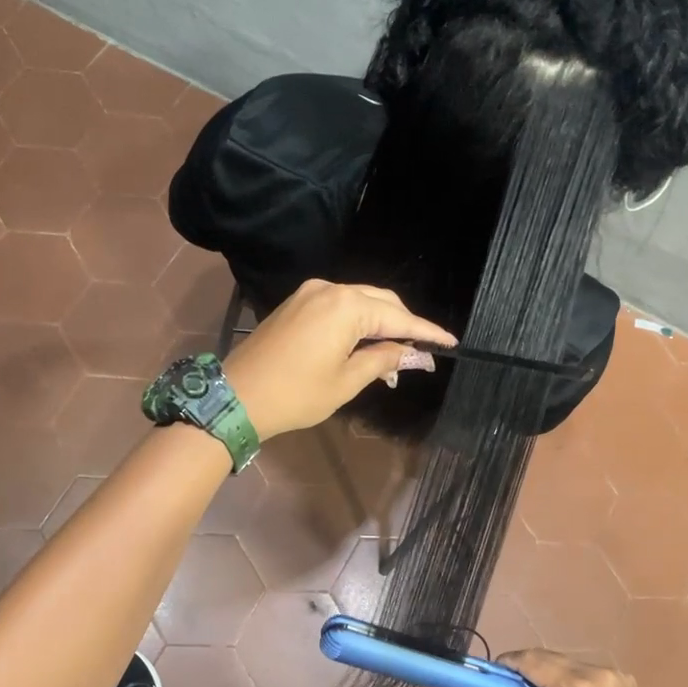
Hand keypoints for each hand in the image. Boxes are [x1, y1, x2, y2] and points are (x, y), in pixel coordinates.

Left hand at [222, 280, 456, 439]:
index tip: (450, 342)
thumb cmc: (296, 395)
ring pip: (359, 302)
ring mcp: (309, 294)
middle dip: (402, 326)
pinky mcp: (295, 304)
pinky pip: (337, 307)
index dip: (426, 331)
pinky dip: (355, 324)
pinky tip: (362, 348)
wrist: (237, 397)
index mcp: (346, 306)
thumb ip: (383, 360)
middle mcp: (329, 289)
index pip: (399, 316)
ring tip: (391, 360)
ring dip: (378, 326)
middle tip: (418, 356)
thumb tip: (412, 353)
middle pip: (380, 301)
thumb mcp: (346, 382)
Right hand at [459, 650, 687, 686]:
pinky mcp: (627, 681)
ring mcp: (617, 674)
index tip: (493, 680)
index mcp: (578, 686)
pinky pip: (588, 671)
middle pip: (550, 658)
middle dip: (528, 672)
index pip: (531, 659)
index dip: (508, 665)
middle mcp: (599, 670)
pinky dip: (572, 680)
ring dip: (550, 676)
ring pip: (568, 663)